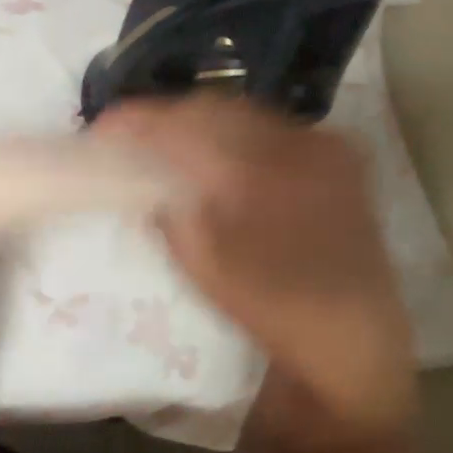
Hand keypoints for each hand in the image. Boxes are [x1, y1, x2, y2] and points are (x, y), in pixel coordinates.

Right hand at [95, 97, 416, 435]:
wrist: (353, 343)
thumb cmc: (272, 311)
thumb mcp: (203, 264)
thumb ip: (169, 209)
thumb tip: (138, 174)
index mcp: (266, 170)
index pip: (188, 124)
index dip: (138, 120)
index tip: (99, 129)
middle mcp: (301, 145)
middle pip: (215, 109)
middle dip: (165, 119)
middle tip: (124, 137)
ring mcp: (325, 150)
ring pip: (242, 116)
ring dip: (196, 125)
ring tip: (159, 145)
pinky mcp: (337, 162)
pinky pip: (268, 131)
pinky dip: (229, 136)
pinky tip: (207, 158)